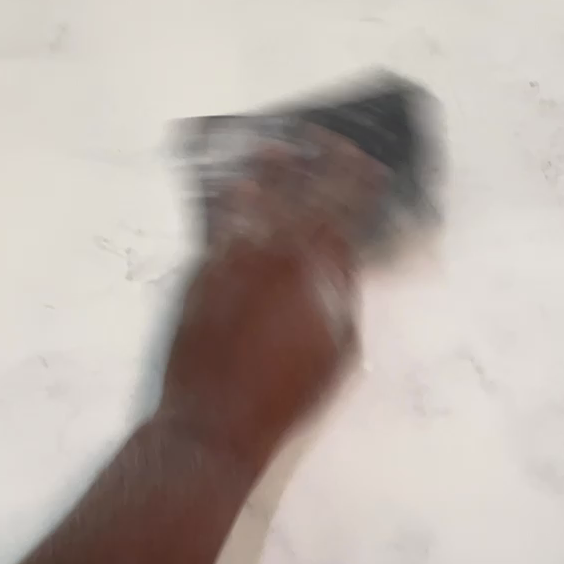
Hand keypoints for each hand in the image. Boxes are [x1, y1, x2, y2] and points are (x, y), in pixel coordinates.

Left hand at [158, 131, 383, 469]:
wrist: (212, 422)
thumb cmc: (285, 396)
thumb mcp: (337, 351)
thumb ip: (341, 297)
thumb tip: (343, 261)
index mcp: (312, 274)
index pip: (342, 213)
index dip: (358, 184)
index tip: (368, 164)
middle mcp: (269, 255)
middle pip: (298, 194)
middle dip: (319, 164)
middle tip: (329, 141)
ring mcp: (227, 260)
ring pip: (250, 200)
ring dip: (268, 171)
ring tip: (277, 147)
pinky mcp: (195, 273)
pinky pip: (214, 224)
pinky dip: (228, 201)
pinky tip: (236, 187)